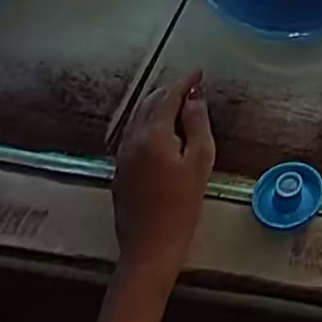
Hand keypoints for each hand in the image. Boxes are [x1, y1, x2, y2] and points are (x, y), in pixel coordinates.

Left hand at [111, 71, 214, 279]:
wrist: (150, 248)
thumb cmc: (182, 204)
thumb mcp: (200, 159)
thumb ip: (197, 123)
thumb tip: (194, 98)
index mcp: (152, 136)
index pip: (169, 97)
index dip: (186, 82)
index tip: (200, 73)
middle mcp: (132, 141)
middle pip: (149, 104)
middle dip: (171, 90)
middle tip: (192, 85)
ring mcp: (122, 157)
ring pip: (138, 118)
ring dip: (158, 104)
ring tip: (179, 100)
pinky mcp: (120, 171)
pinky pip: (134, 133)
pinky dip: (149, 120)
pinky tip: (162, 127)